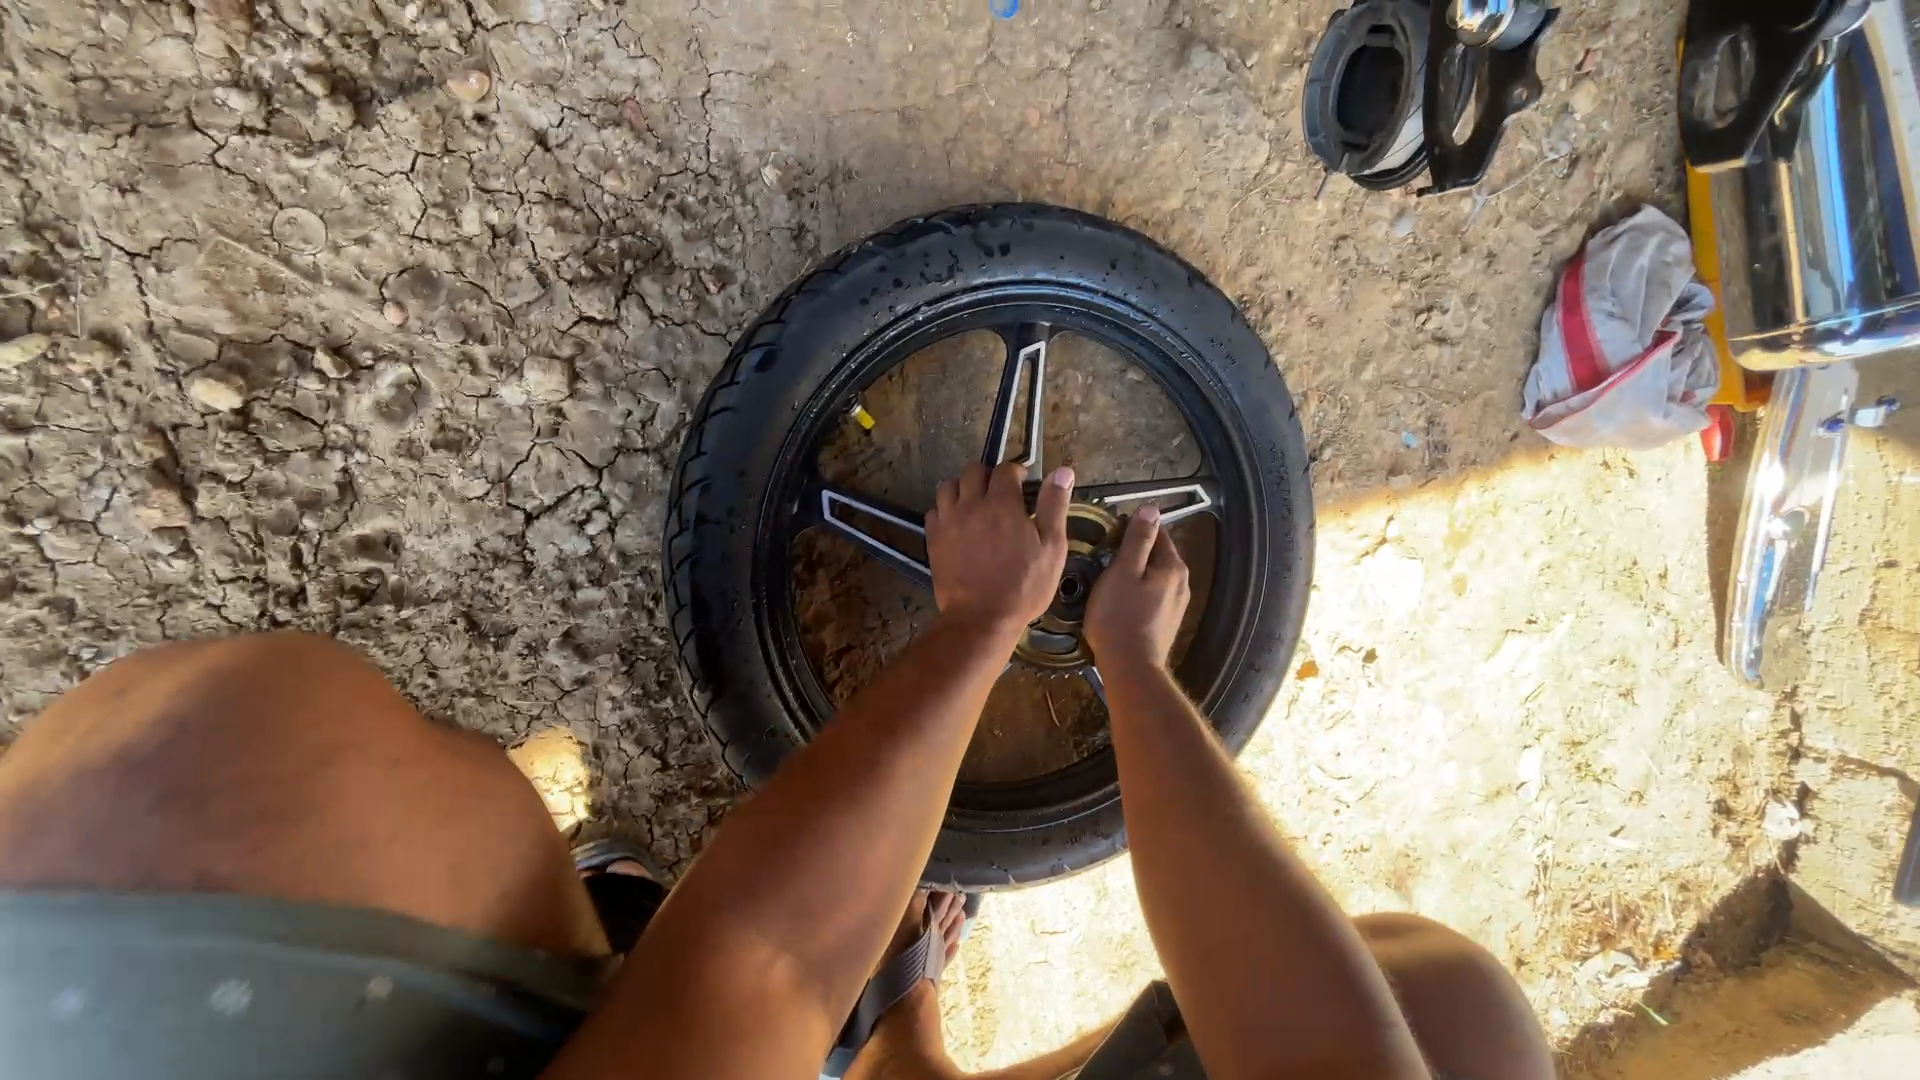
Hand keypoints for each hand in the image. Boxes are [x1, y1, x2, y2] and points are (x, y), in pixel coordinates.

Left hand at [925, 462, 1073, 632]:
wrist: (981, 618)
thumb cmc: (1023, 586)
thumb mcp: (1051, 548)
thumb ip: (1054, 506)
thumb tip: (1063, 472)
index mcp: (1002, 503)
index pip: (1005, 470)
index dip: (1016, 471)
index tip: (1023, 483)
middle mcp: (971, 505)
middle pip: (973, 471)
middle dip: (988, 475)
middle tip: (1000, 491)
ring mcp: (948, 521)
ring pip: (948, 486)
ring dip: (963, 487)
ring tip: (975, 502)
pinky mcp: (933, 539)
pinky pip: (934, 511)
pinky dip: (945, 509)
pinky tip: (957, 522)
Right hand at [1086, 506, 1189, 668]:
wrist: (1130, 667)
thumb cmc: (1120, 616)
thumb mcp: (1123, 571)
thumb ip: (1138, 539)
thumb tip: (1151, 509)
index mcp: (1173, 566)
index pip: (1157, 533)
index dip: (1132, 529)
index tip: (1108, 535)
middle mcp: (1181, 583)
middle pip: (1157, 555)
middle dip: (1133, 552)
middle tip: (1103, 558)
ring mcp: (1176, 606)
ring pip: (1154, 577)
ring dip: (1134, 574)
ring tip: (1108, 579)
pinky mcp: (1166, 623)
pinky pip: (1152, 597)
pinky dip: (1137, 593)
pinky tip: (1119, 602)